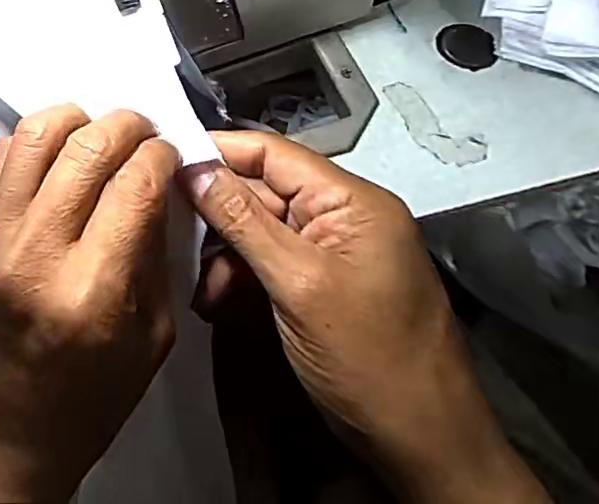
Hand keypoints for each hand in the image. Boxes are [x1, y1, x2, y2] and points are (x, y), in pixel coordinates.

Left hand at [0, 106, 180, 502]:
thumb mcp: (156, 327)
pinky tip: (62, 156)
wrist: (7, 421)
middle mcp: (35, 255)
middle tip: (144, 134)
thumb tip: (163, 176)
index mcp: (90, 291)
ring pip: (37, 134)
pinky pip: (5, 153)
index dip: (162, 155)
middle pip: (88, 148)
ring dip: (79, 119)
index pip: (135, 184)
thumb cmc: (95, 387)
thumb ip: (159, 244)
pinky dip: (41, 140)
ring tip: (100, 134)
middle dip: (129, 125)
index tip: (170, 155)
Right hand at [187, 131, 550, 503]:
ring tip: (198, 280)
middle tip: (172, 224)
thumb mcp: (299, 285)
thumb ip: (244, 222)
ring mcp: (334, 249)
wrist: (426, 447)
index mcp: (352, 200)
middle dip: (218, 210)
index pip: (274, 152)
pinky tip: (217, 296)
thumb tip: (198, 171)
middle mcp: (344, 215)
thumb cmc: (379, 366)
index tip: (173, 158)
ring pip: (263, 227)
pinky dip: (242, 273)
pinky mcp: (325, 280)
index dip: (221, 150)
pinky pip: (273, 259)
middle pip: (265, 188)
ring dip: (225, 249)